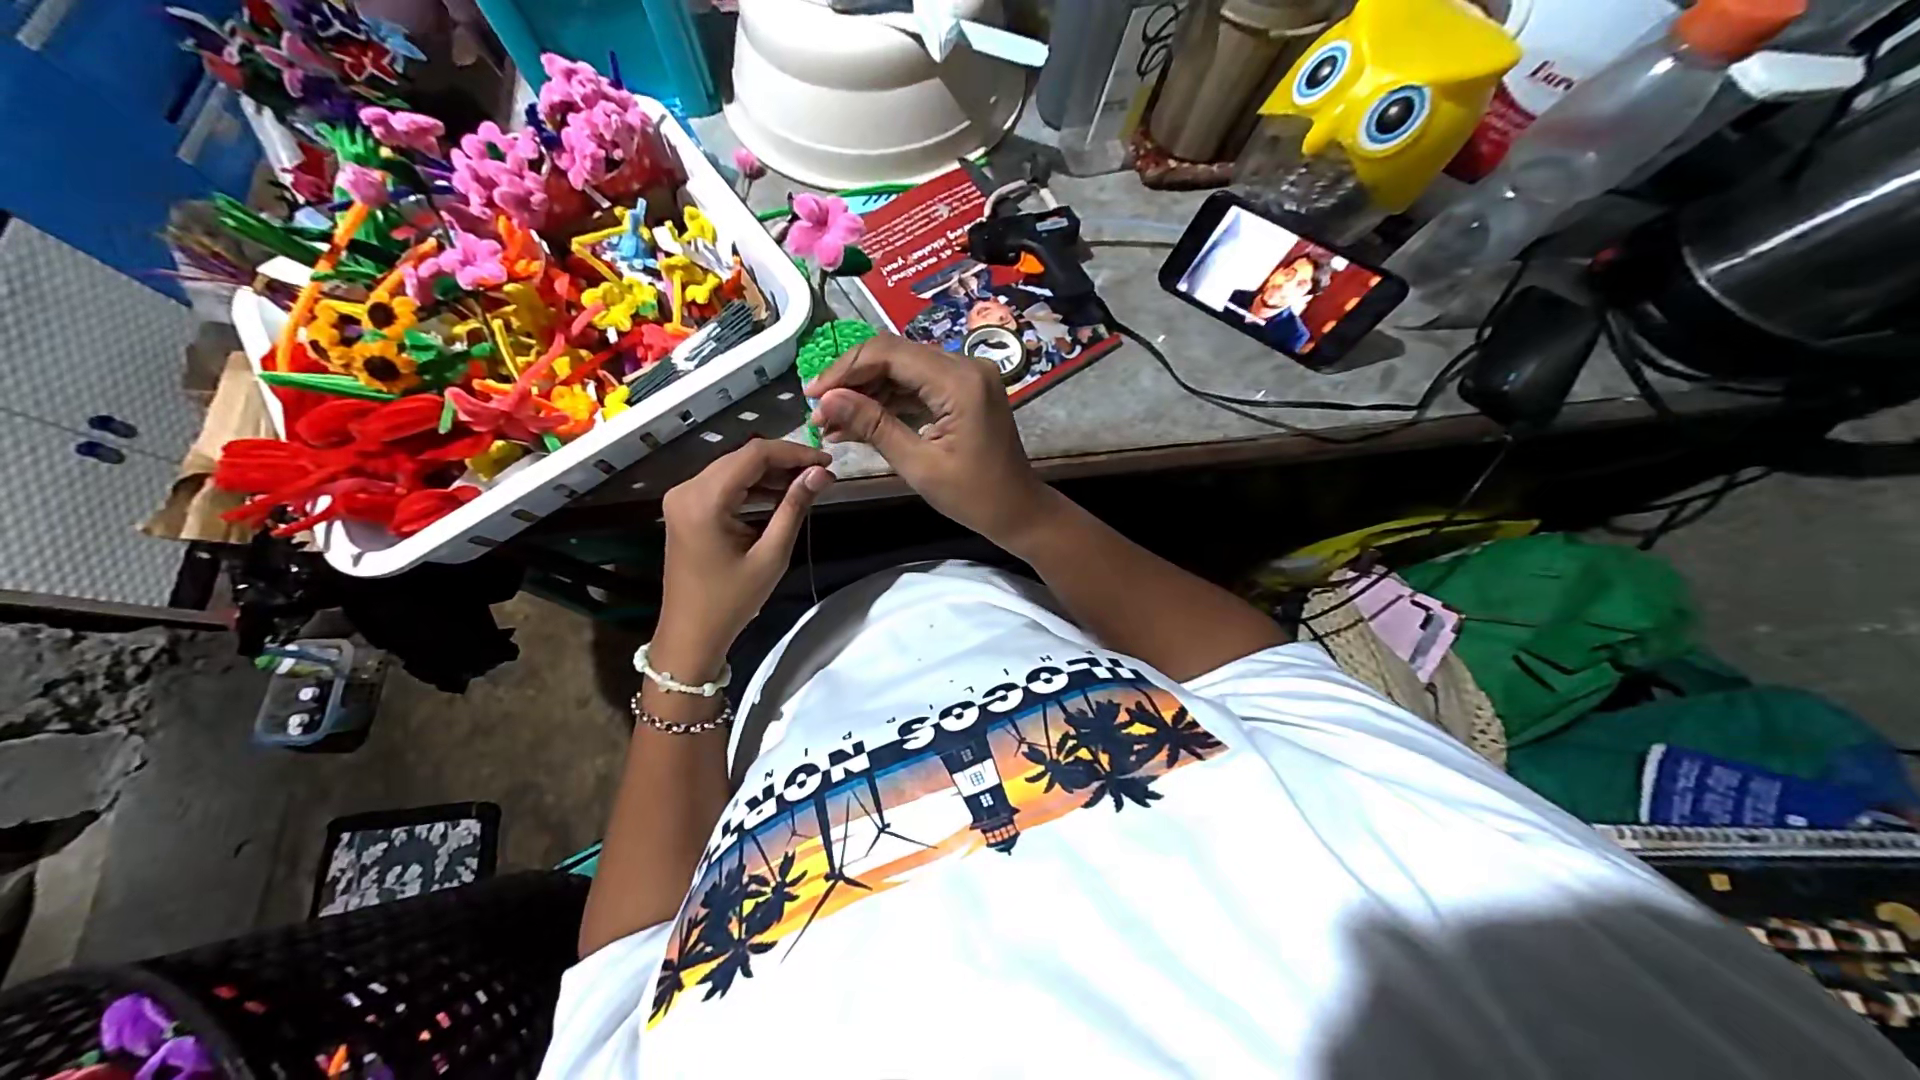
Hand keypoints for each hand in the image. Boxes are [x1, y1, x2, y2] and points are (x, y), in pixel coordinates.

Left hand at [656, 439, 833, 675]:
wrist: (690, 633)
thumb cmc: (731, 601)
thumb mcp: (771, 555)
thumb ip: (794, 507)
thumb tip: (821, 474)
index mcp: (704, 500)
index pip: (754, 455)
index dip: (794, 452)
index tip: (827, 462)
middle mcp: (687, 489)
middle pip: (742, 457)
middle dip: (784, 461)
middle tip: (821, 473)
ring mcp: (683, 497)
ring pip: (734, 468)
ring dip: (771, 473)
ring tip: (808, 484)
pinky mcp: (686, 507)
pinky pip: (724, 484)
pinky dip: (753, 486)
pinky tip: (781, 495)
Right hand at [806, 335, 1053, 549]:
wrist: (1018, 511)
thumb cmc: (973, 496)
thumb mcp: (918, 465)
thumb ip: (873, 426)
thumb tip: (827, 400)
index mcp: (960, 381)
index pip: (890, 354)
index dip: (845, 370)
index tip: (812, 393)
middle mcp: (965, 366)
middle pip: (895, 356)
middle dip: (852, 382)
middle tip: (819, 412)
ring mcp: (967, 376)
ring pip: (903, 370)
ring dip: (867, 393)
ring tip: (831, 423)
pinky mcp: (964, 391)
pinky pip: (918, 386)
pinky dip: (889, 403)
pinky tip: (857, 423)